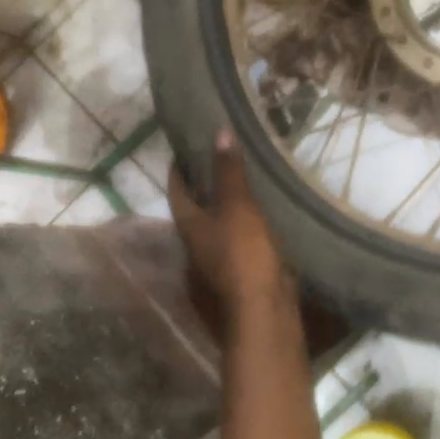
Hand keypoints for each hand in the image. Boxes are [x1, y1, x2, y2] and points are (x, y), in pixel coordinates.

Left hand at [169, 130, 291, 307]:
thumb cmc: (243, 252)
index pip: (177, 190)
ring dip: (224, 209)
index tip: (185, 148)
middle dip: (203, 187)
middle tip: (219, 161)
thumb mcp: (237, 205)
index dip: (179, 169)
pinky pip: (236, 242)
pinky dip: (243, 227)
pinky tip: (261, 218)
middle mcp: (196, 244)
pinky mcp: (238, 274)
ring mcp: (216, 263)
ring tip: (243, 186)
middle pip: (194, 210)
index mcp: (189, 226)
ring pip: (215, 227)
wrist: (262, 308)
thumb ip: (229, 170)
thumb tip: (219, 130)